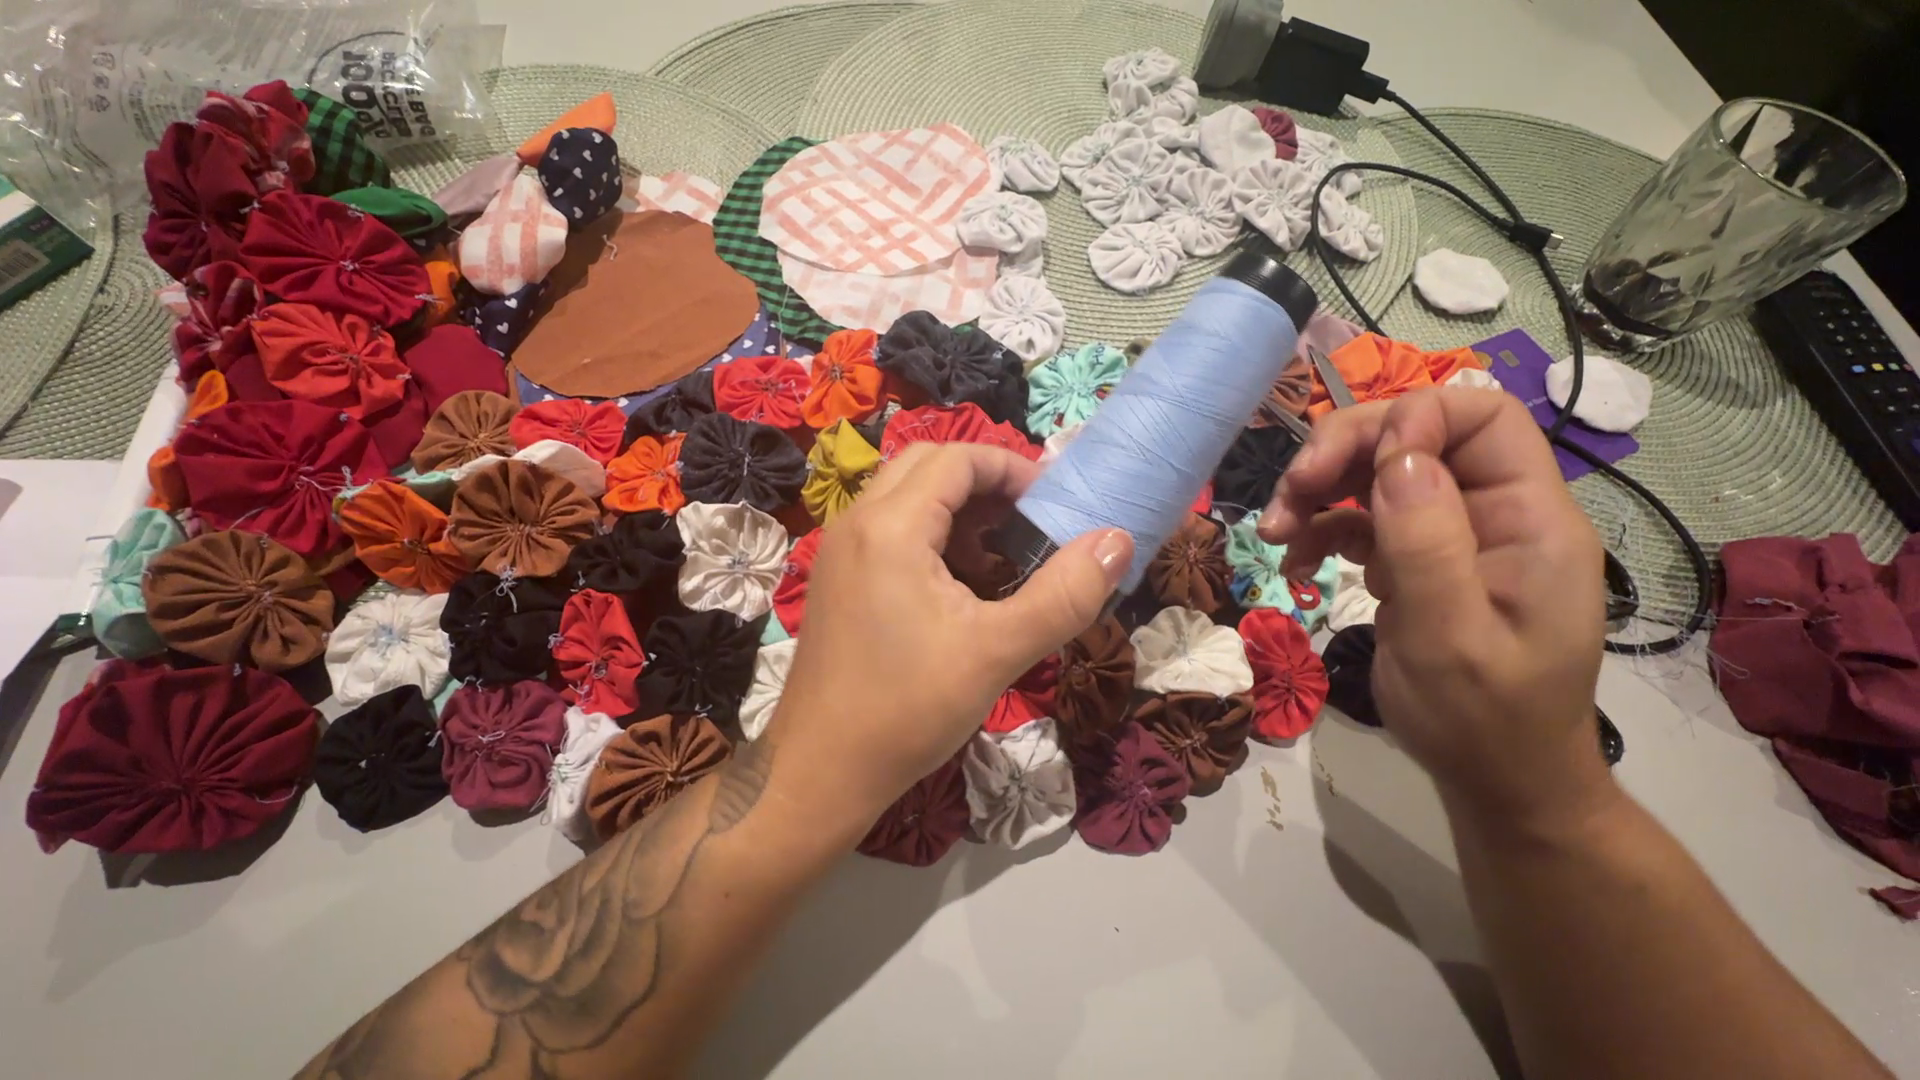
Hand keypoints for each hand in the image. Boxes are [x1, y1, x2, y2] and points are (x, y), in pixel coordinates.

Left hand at [765, 442, 1132, 817]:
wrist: (821, 772)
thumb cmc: (907, 709)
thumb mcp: (997, 653)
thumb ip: (1063, 596)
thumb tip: (1118, 541)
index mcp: (891, 527)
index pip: (957, 458)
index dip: (1011, 469)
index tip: (1052, 506)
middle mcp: (856, 523)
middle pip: (927, 466)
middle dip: (984, 483)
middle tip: (1028, 524)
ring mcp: (839, 552)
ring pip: (904, 497)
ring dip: (957, 509)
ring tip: (1000, 556)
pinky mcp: (837, 580)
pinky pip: (887, 530)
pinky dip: (930, 536)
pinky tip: (958, 588)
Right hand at [1259, 386, 1613, 828]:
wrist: (1494, 779)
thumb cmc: (1483, 718)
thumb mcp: (1450, 637)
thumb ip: (1427, 543)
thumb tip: (1397, 456)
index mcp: (1529, 518)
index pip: (1480, 418)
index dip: (1410, 421)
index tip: (1349, 470)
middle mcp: (1493, 511)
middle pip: (1415, 436)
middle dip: (1344, 453)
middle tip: (1290, 493)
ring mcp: (1451, 534)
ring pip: (1377, 473)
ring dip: (1318, 491)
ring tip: (1275, 533)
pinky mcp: (1416, 559)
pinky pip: (1361, 519)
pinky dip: (1320, 530)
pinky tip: (1295, 565)